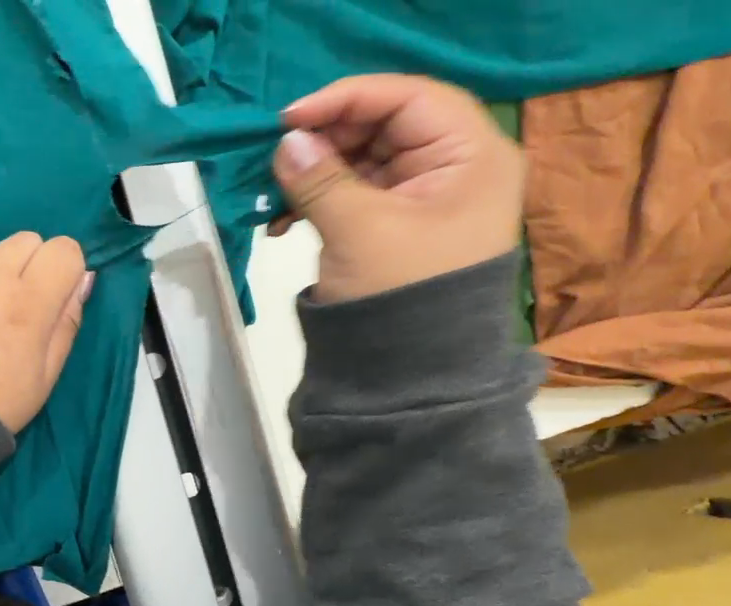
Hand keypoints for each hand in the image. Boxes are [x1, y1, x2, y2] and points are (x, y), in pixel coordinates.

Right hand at [268, 75, 522, 302]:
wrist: (407, 368)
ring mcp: (420, 196)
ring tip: (274, 198)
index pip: (409, 98)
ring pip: (360, 159)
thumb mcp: (358, 230)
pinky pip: (349, 192)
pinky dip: (313, 198)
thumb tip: (286, 142)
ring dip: (312, 172)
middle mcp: (452, 165)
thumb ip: (320, 180)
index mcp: (470, 155)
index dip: (348, 99)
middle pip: (383, 126)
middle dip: (325, 139)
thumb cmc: (399, 292)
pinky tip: (282, 220)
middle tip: (275, 161)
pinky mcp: (390, 223)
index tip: (288, 118)